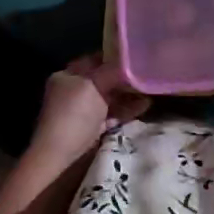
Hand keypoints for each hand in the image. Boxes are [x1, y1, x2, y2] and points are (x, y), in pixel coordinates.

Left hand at [25, 54, 150, 164]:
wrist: (61, 158)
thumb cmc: (74, 115)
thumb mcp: (92, 86)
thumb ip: (112, 71)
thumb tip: (129, 61)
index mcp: (68, 76)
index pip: (93, 60)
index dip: (114, 56)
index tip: (137, 55)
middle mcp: (74, 91)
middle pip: (104, 79)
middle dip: (125, 78)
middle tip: (149, 73)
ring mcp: (83, 111)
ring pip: (110, 98)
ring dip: (129, 94)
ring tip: (152, 90)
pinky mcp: (92, 128)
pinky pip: (113, 115)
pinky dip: (127, 110)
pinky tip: (145, 105)